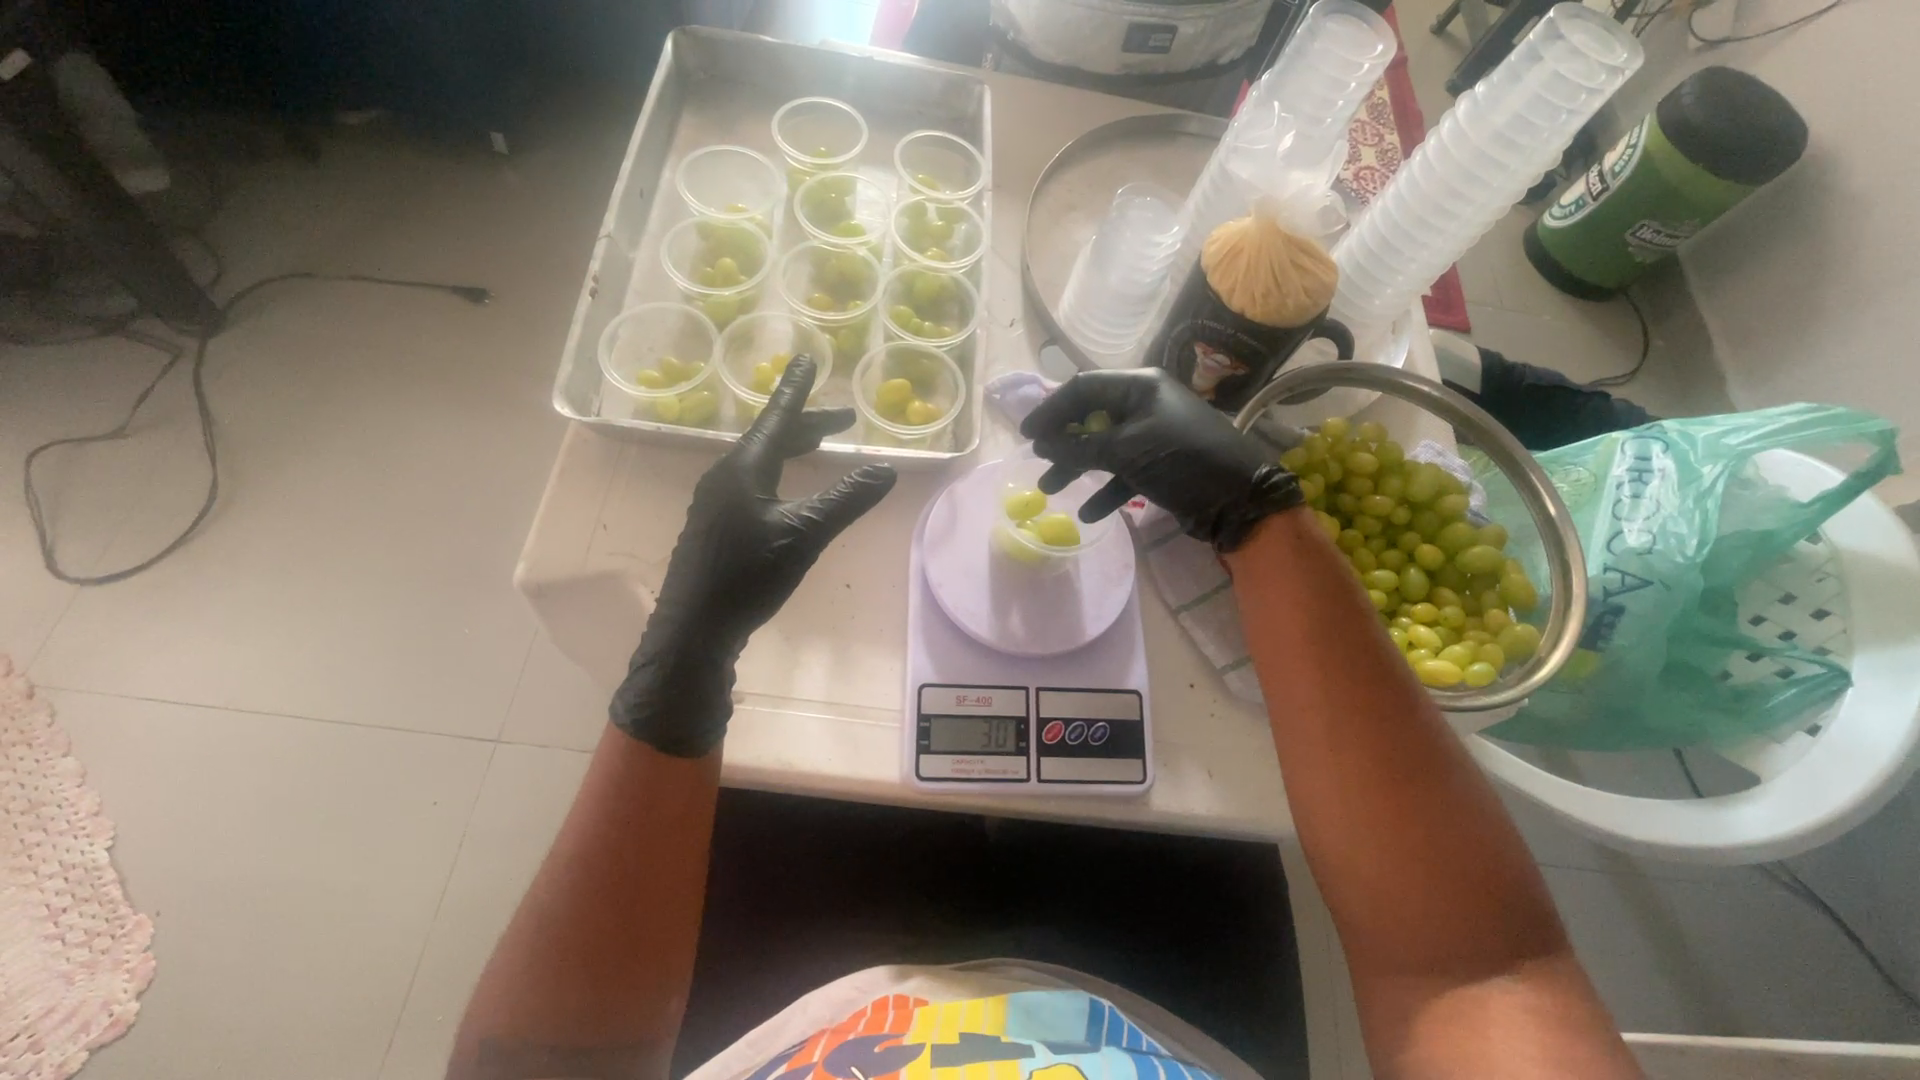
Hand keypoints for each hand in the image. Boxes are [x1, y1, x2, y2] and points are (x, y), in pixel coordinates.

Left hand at [610, 355, 896, 755]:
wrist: (693, 627)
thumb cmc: (747, 575)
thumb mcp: (805, 534)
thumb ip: (846, 500)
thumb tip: (886, 469)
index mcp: (744, 468)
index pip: (777, 418)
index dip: (796, 390)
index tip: (807, 360)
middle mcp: (726, 476)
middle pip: (770, 438)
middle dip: (806, 425)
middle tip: (842, 420)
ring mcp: (716, 502)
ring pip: (761, 462)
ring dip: (792, 450)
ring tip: (818, 448)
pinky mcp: (716, 527)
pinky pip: (753, 484)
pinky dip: (779, 475)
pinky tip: (788, 494)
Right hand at [1020, 368, 1301, 551]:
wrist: (1239, 498)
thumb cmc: (1183, 461)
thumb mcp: (1127, 450)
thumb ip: (1081, 446)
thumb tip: (1044, 444)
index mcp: (1139, 387)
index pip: (1082, 388)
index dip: (1051, 410)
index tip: (1027, 435)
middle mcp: (1145, 406)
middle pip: (1090, 418)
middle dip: (1062, 442)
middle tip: (1038, 463)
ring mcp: (1153, 436)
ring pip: (1103, 448)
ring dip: (1076, 468)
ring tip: (1050, 491)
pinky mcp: (1160, 466)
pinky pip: (1123, 473)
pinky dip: (1105, 490)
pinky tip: (1089, 514)